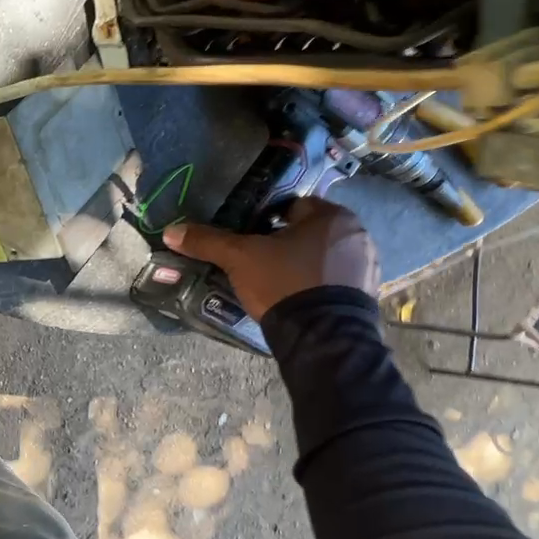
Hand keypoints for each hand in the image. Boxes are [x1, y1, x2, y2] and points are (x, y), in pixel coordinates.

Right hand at [163, 196, 379, 319]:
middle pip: (308, 230)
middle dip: (284, 242)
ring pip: (323, 254)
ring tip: (274, 281)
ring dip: (302, 262)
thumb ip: (208, 242)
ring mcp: (367, 262)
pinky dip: (317, 282)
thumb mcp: (239, 259)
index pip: (292, 206)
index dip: (265, 219)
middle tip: (256, 261)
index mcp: (330, 216)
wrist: (322, 332)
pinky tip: (296, 296)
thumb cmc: (283, 282)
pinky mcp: (366, 290)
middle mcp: (356, 232)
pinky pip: (336, 277)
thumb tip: (171, 231)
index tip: (247, 237)